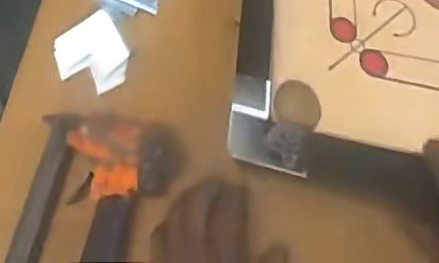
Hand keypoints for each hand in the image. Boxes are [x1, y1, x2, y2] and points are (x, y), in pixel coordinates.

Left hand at [150, 178, 287, 262]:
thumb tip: (281, 247)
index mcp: (223, 258)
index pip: (228, 214)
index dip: (235, 197)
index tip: (242, 189)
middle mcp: (194, 251)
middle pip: (197, 205)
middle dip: (208, 188)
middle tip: (220, 183)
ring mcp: (172, 259)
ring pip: (175, 213)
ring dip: (186, 197)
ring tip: (198, 193)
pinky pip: (158, 235)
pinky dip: (167, 221)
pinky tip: (175, 221)